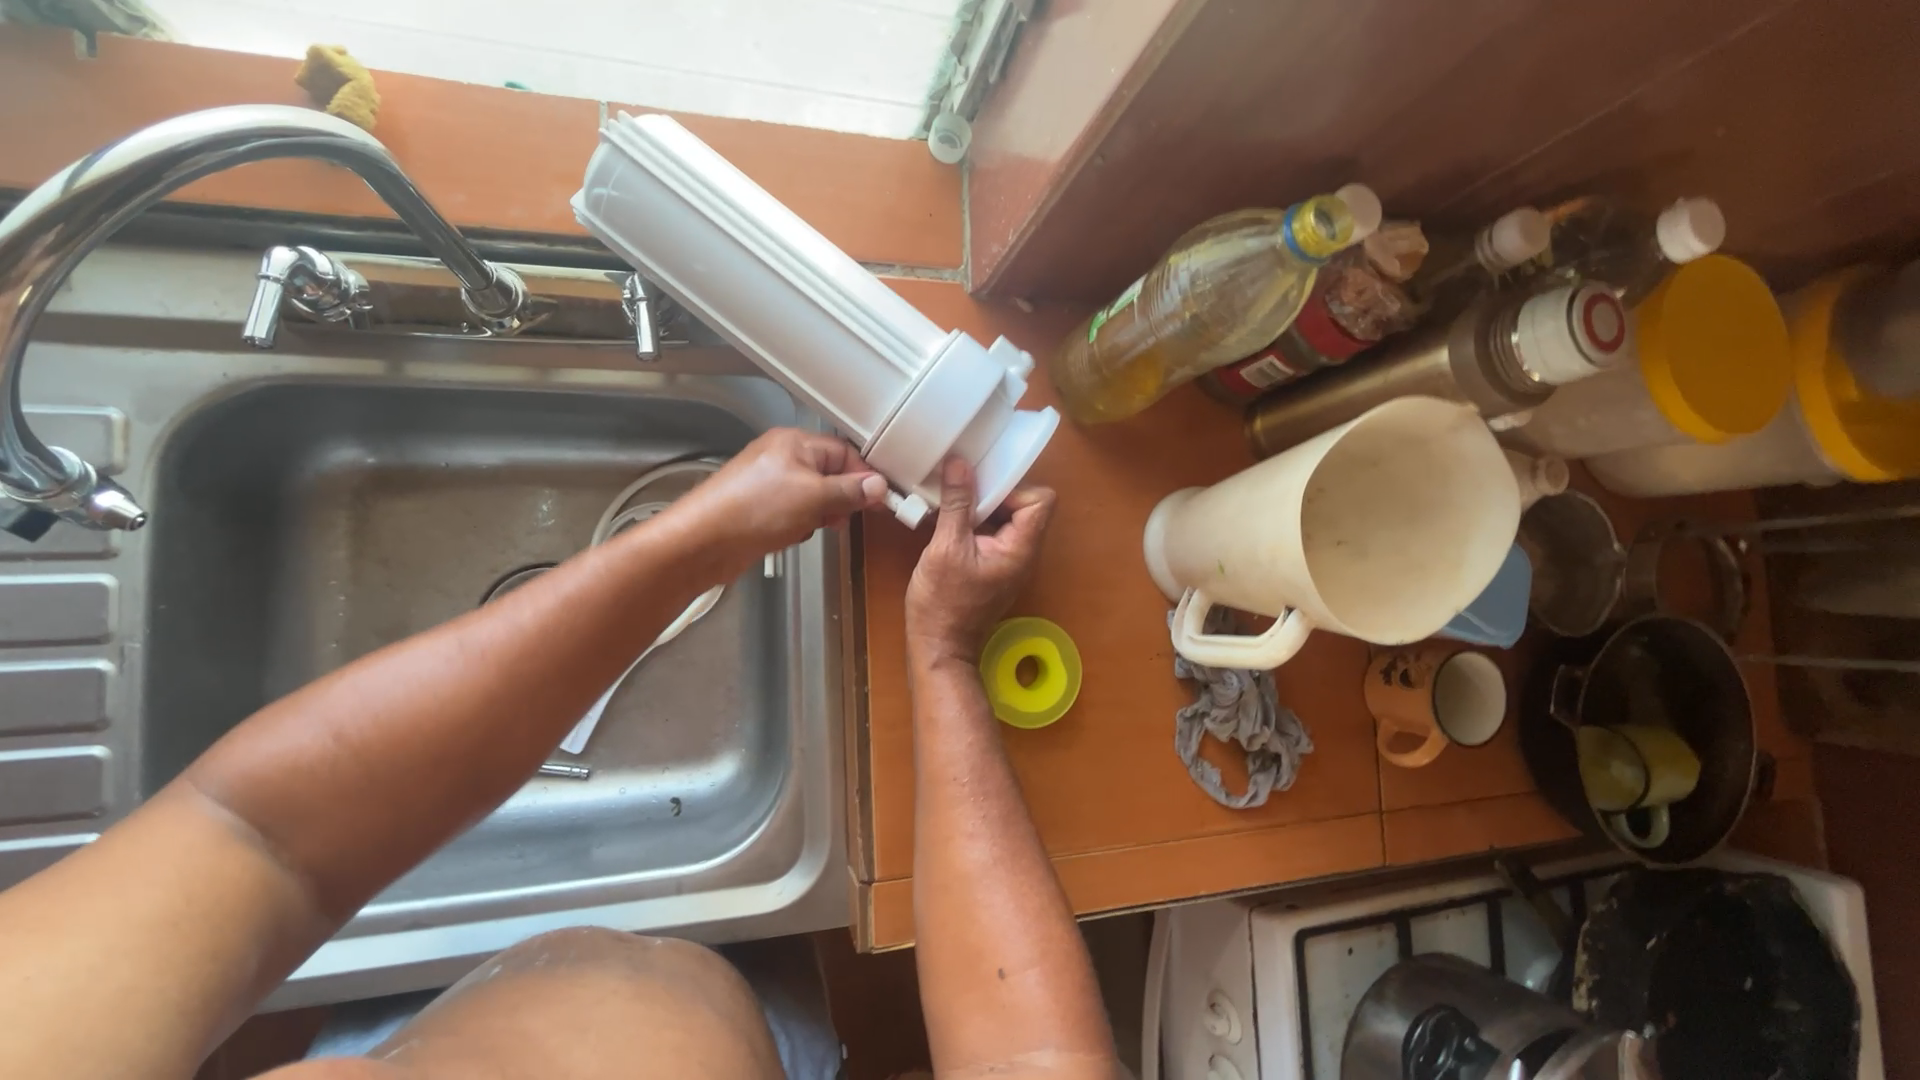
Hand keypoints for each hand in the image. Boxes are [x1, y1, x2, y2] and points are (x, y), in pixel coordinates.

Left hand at [667, 429, 887, 575]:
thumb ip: (849, 491)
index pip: (844, 452)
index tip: (881, 498)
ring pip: (815, 498)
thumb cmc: (749, 511)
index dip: (864, 476)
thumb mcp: (813, 498)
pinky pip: (797, 515)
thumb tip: (877, 486)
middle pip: (831, 475)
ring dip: (821, 515)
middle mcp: (781, 460)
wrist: (703, 543)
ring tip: (812, 526)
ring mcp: (770, 486)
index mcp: (794, 444)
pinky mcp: (762, 511)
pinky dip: (801, 527)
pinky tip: (792, 535)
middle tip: (847, 515)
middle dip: (842, 498)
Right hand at [906, 457, 1055, 664]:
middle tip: (962, 490)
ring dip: (981, 506)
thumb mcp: (945, 548)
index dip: (1014, 487)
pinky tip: (949, 521)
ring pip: (1006, 517)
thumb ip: (957, 504)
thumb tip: (960, 465)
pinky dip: (975, 521)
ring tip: (952, 503)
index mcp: (1021, 548)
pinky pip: (993, 532)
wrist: (937, 646)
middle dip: (994, 493)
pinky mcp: (994, 565)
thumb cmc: (942, 602)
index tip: (982, 488)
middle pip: (1024, 505)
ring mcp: (1009, 560)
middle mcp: (1023, 553)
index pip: (1040, 500)